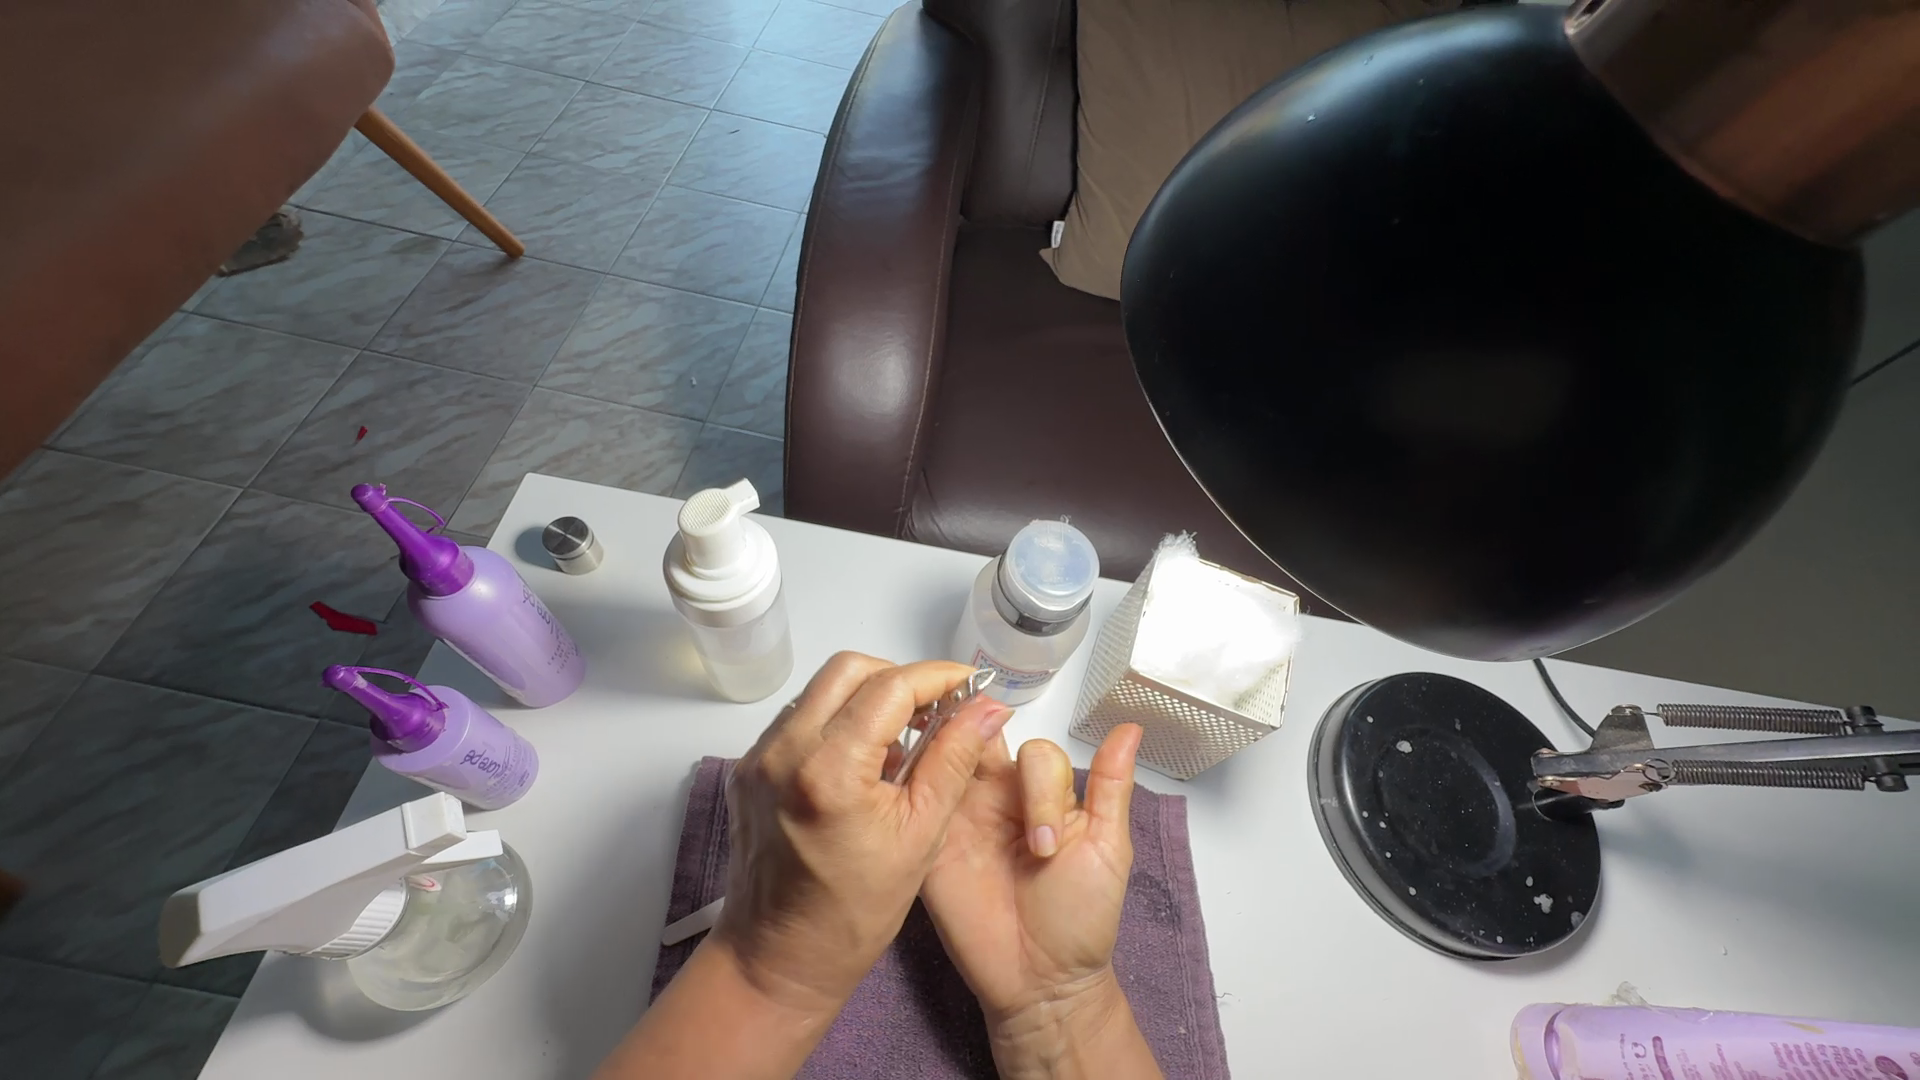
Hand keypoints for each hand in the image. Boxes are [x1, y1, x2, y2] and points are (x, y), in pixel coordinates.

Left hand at [715, 652, 1014, 1013]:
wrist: (776, 959)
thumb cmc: (855, 912)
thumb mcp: (921, 835)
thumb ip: (954, 759)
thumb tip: (988, 708)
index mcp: (830, 771)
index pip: (891, 687)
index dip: (937, 677)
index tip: (968, 684)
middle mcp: (784, 750)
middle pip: (850, 669)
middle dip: (900, 677)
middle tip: (935, 708)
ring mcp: (759, 756)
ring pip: (821, 688)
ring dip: (868, 695)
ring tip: (902, 734)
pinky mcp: (748, 766)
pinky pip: (800, 716)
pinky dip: (838, 719)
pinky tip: (864, 757)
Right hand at [922, 724, 1160, 1077]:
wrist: (1043, 983)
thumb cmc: (1081, 918)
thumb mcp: (1106, 847)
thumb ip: (1111, 785)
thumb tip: (1130, 726)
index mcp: (1041, 792)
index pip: (1034, 754)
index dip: (1039, 789)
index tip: (1046, 846)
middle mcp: (998, 794)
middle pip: (982, 738)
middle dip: (974, 727)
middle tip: (974, 747)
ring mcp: (960, 815)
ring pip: (945, 758)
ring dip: (941, 748)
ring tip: (946, 763)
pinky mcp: (930, 841)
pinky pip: (916, 801)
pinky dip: (911, 786)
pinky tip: (913, 785)